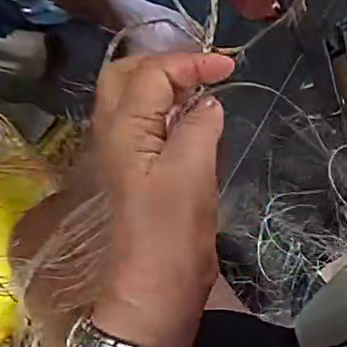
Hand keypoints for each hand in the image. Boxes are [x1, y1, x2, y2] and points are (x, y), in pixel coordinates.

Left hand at [89, 52, 232, 346]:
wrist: (159, 284)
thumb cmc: (172, 229)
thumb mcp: (190, 170)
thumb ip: (199, 126)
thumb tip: (208, 102)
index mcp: (123, 127)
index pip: (153, 73)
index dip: (191, 63)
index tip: (231, 67)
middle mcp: (116, 133)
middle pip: (129, 76)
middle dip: (166, 62)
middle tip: (207, 68)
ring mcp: (127, 153)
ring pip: (136, 99)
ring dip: (166, 83)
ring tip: (203, 84)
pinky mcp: (142, 172)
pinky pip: (150, 125)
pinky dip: (172, 111)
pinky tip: (196, 119)